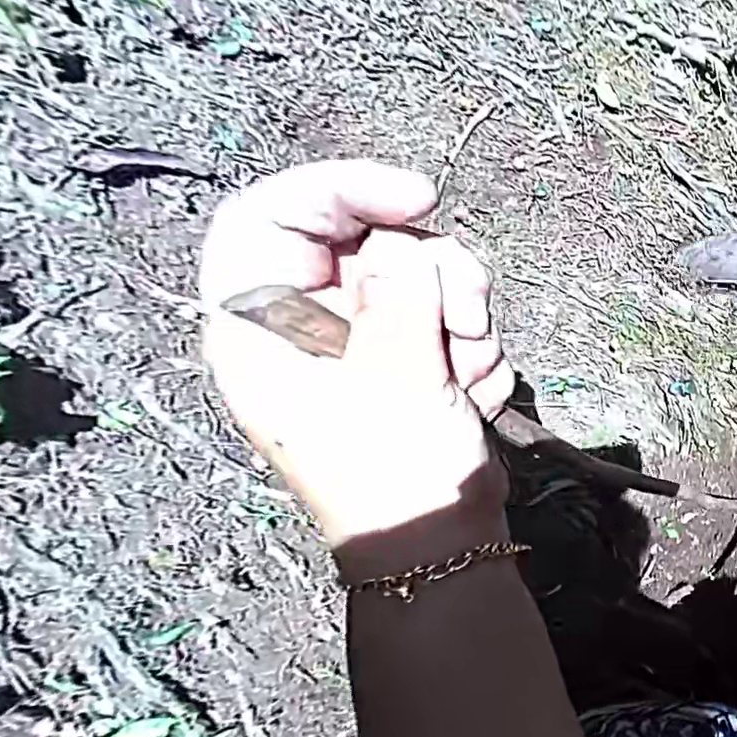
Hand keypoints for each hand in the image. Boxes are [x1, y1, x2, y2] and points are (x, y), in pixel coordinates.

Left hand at [198, 160, 515, 555]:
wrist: (443, 546)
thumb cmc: (396, 470)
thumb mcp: (394, 375)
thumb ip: (398, 293)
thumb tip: (408, 246)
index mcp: (263, 326)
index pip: (275, 215)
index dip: (345, 190)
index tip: (421, 200)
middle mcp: (311, 328)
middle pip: (370, 248)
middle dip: (434, 278)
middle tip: (467, 318)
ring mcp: (369, 348)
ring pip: (425, 286)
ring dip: (465, 324)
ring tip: (470, 377)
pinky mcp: (416, 366)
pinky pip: (452, 327)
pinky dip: (474, 355)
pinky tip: (474, 395)